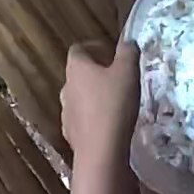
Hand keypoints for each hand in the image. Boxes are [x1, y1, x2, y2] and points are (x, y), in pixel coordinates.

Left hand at [62, 41, 140, 173]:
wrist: (101, 150)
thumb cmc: (114, 104)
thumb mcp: (128, 71)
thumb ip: (128, 52)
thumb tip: (127, 42)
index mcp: (76, 67)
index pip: (78, 49)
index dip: (93, 47)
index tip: (110, 53)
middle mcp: (66, 86)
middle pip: (78, 73)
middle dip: (96, 72)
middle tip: (117, 77)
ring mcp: (66, 111)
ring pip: (79, 96)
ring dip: (93, 95)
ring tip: (115, 101)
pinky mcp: (70, 133)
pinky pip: (81, 118)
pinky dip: (92, 117)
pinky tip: (108, 124)